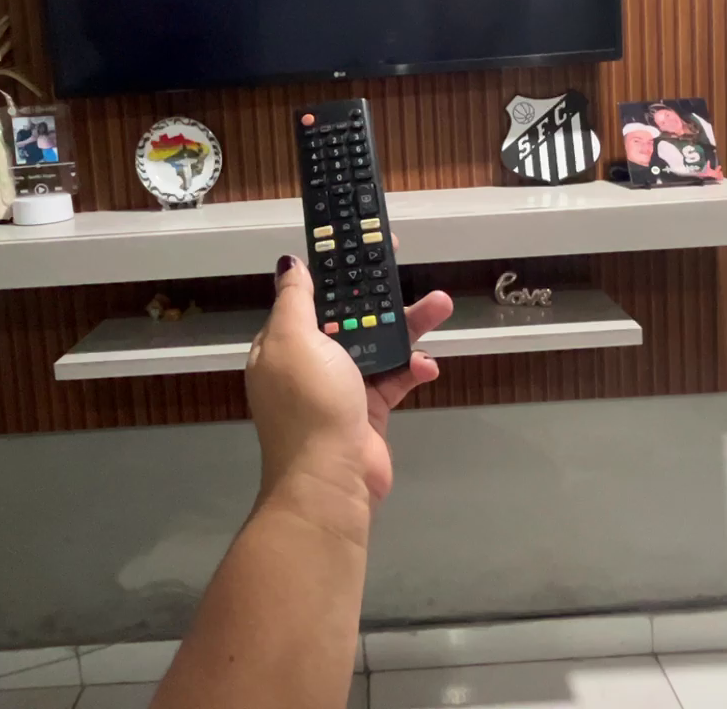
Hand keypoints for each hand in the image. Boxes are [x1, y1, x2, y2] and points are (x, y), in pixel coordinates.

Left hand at [246, 254, 451, 512]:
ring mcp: (341, 386)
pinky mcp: (368, 410)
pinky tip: (428, 366)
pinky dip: (412, 369)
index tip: (361, 247)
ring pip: (378, 344)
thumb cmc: (309, 401)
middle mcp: (310, 361)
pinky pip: (394, 379)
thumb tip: (289, 263)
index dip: (335, 270)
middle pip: (350, 316)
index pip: (311, 296)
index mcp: (285, 342)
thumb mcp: (293, 340)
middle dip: (379, 293)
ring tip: (442, 304)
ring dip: (408, 326)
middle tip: (405, 264)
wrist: (330, 479)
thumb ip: (295, 299)